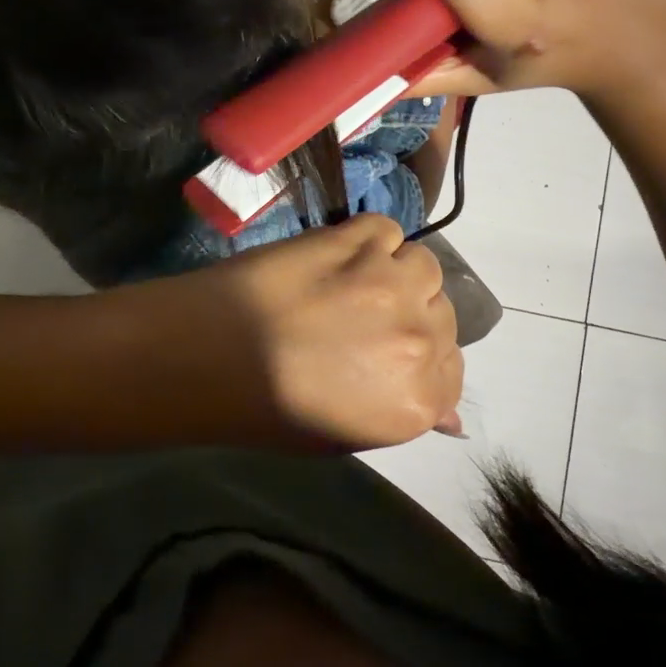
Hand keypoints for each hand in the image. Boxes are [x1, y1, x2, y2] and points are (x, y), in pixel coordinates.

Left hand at [210, 214, 463, 447]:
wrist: (213, 352)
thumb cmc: (267, 409)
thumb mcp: (341, 437)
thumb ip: (402, 414)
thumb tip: (449, 419)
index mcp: (420, 400)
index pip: (453, 372)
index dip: (423, 359)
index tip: (391, 352)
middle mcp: (420, 340)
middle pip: (441, 315)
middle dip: (409, 317)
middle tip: (363, 318)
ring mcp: (392, 284)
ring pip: (422, 266)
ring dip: (395, 272)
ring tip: (351, 281)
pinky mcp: (355, 242)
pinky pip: (385, 229)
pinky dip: (367, 238)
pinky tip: (336, 253)